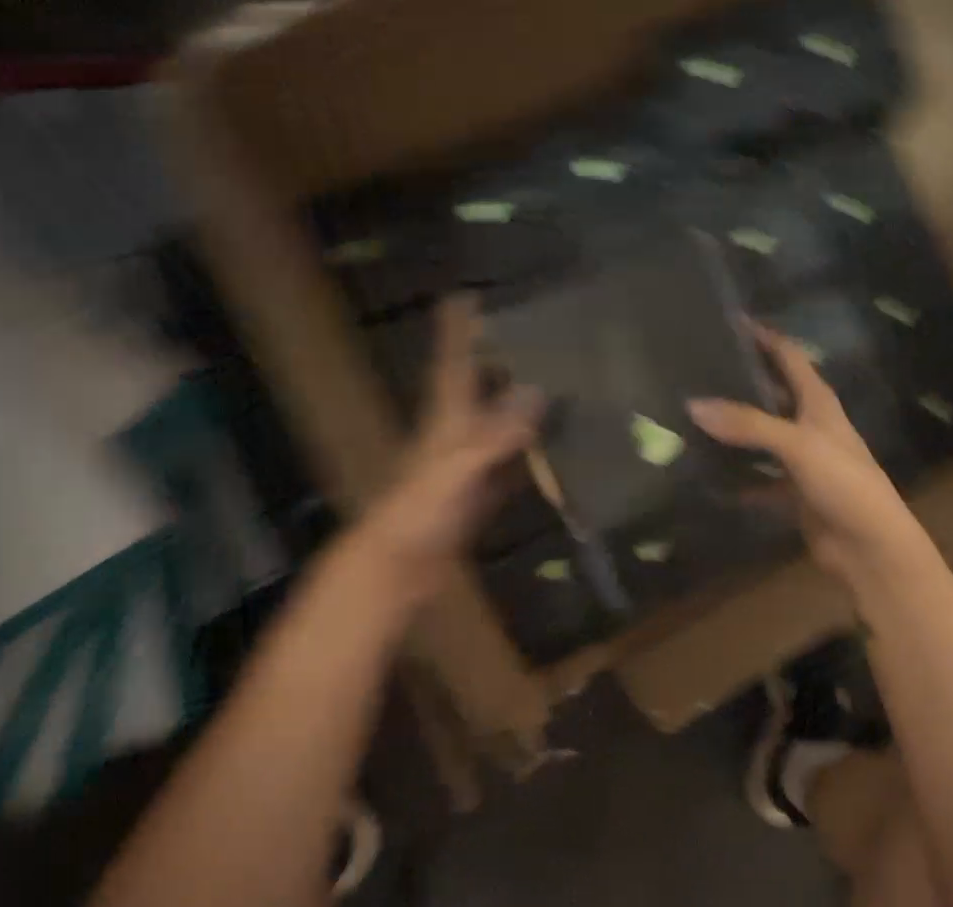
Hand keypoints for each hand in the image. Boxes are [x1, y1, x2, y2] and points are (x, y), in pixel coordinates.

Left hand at [353, 293, 541, 595]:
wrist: (401, 565)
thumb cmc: (420, 512)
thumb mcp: (456, 467)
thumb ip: (495, 433)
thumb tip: (536, 390)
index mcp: (445, 423)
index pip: (452, 367)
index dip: (457, 333)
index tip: (465, 296)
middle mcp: (457, 438)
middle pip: (478, 391)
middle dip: (496, 362)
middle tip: (527, 336)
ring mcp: (470, 469)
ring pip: (499, 427)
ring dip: (519, 406)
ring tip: (551, 381)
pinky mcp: (482, 496)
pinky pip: (512, 467)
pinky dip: (531, 455)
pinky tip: (552, 449)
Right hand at [688, 321, 932, 587]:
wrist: (869, 545)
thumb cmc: (844, 482)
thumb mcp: (798, 444)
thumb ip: (748, 425)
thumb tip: (693, 405)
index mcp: (819, 403)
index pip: (789, 357)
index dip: (763, 337)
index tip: (727, 321)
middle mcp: (811, 427)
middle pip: (772, 396)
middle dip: (739, 384)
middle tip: (695, 372)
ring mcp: (802, 462)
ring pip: (761, 440)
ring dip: (734, 433)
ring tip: (690, 419)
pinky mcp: (794, 495)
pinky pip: (758, 482)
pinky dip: (736, 480)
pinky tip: (706, 476)